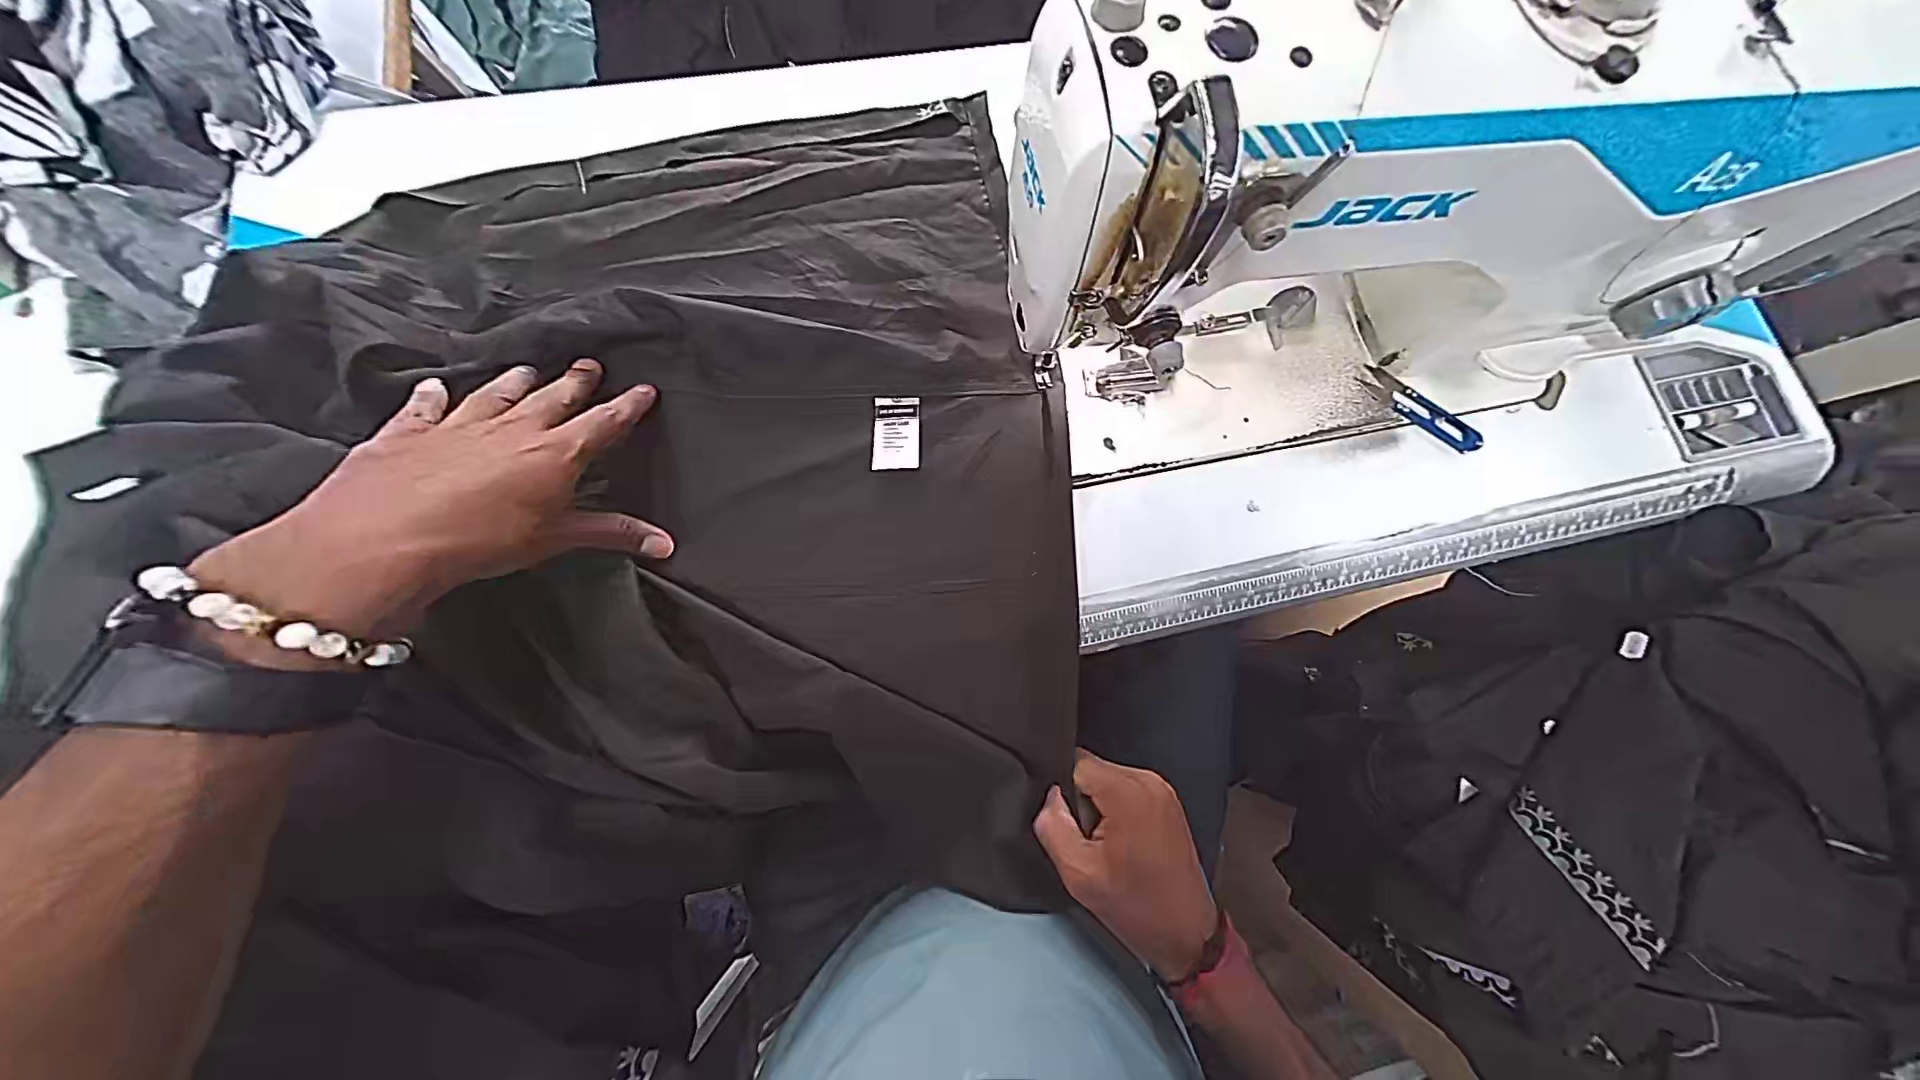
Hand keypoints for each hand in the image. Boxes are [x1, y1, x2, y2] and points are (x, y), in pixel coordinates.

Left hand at [187, 360, 670, 665]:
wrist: (386, 539)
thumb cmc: (481, 540)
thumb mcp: (557, 539)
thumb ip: (612, 534)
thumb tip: (664, 543)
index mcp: (554, 454)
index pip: (603, 423)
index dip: (627, 406)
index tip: (643, 389)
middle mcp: (511, 429)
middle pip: (553, 398)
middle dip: (575, 382)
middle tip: (588, 364)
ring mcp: (458, 426)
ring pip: (496, 394)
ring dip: (516, 382)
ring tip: (528, 369)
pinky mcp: (409, 433)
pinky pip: (424, 407)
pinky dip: (432, 396)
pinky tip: (434, 386)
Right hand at [1033, 750, 1218, 977]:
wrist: (1186, 934)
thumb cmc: (1137, 907)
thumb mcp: (1078, 873)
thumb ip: (1053, 825)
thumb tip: (1050, 797)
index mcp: (1127, 792)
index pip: (1075, 762)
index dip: (1062, 791)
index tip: (1070, 823)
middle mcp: (1148, 781)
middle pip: (1092, 767)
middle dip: (1080, 797)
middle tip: (1088, 839)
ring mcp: (1161, 789)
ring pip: (1107, 777)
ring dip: (1098, 803)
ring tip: (1106, 843)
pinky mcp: (1167, 800)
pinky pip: (1125, 788)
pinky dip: (1115, 808)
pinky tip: (1122, 841)